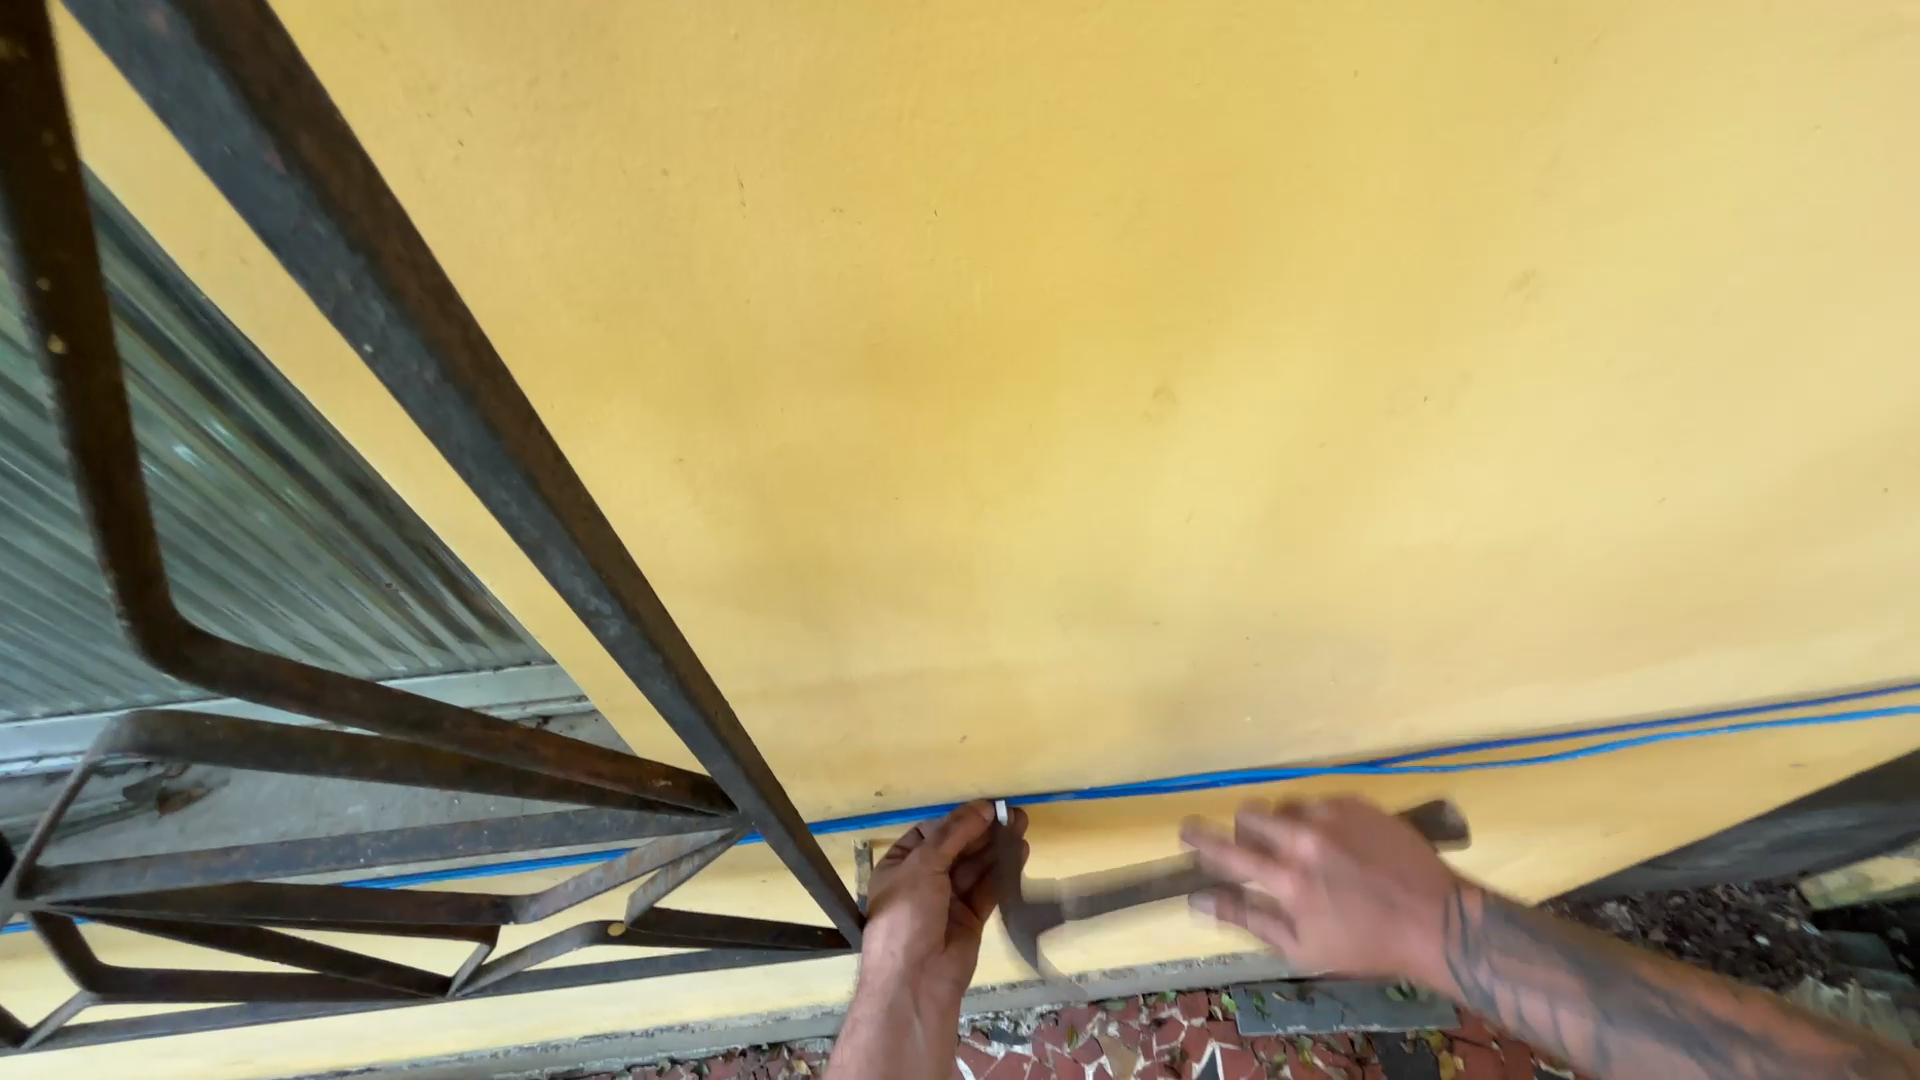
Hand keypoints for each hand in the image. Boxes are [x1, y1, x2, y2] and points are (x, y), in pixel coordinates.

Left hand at [860, 800, 1028, 1014]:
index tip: (986, 808)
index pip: (931, 832)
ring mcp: (948, 901)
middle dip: (982, 831)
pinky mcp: (970, 919)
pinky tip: (1019, 853)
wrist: (915, 982)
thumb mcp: (922, 865)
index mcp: (901, 864)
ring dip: (997, 847)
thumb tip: (981, 807)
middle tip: (1011, 813)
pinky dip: (1003, 871)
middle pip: (957, 848)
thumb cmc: (907, 915)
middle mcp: (923, 880)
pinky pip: (988, 889)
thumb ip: (953, 834)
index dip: (958, 819)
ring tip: (1021, 825)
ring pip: (975, 866)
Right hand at [1180, 795, 1459, 984]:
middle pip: (1250, 815)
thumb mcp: (1302, 948)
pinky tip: (1337, 843)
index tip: (1183, 830)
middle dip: (1246, 830)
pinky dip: (1316, 819)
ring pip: (1283, 806)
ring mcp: (1331, 816)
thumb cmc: (1367, 945)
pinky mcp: (1354, 802)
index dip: (1199, 838)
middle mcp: (1303, 840)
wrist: (1439, 922)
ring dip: (1282, 824)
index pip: (1226, 850)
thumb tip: (1196, 902)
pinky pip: (1317, 802)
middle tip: (1260, 849)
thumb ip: (1247, 918)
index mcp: (1287, 879)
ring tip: (1305, 849)